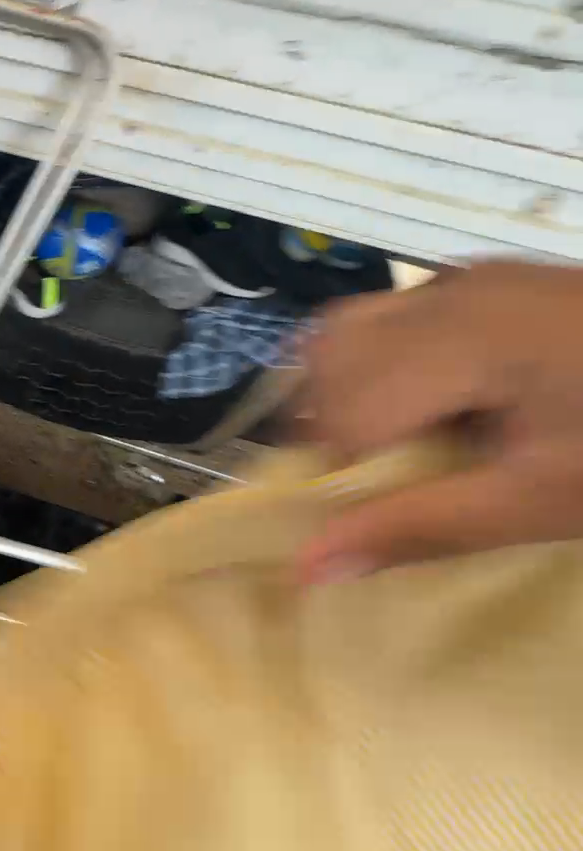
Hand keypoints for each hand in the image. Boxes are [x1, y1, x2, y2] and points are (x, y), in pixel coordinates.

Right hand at [296, 260, 582, 581]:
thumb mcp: (547, 502)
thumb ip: (420, 527)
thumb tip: (303, 569)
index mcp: (474, 343)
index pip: (343, 409)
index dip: (346, 462)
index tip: (399, 494)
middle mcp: (455, 297)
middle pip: (326, 360)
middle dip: (331, 420)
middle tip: (387, 467)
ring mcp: (470, 281)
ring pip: (340, 331)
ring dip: (337, 386)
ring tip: (389, 431)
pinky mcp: (485, 282)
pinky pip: (383, 314)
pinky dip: (372, 358)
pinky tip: (424, 394)